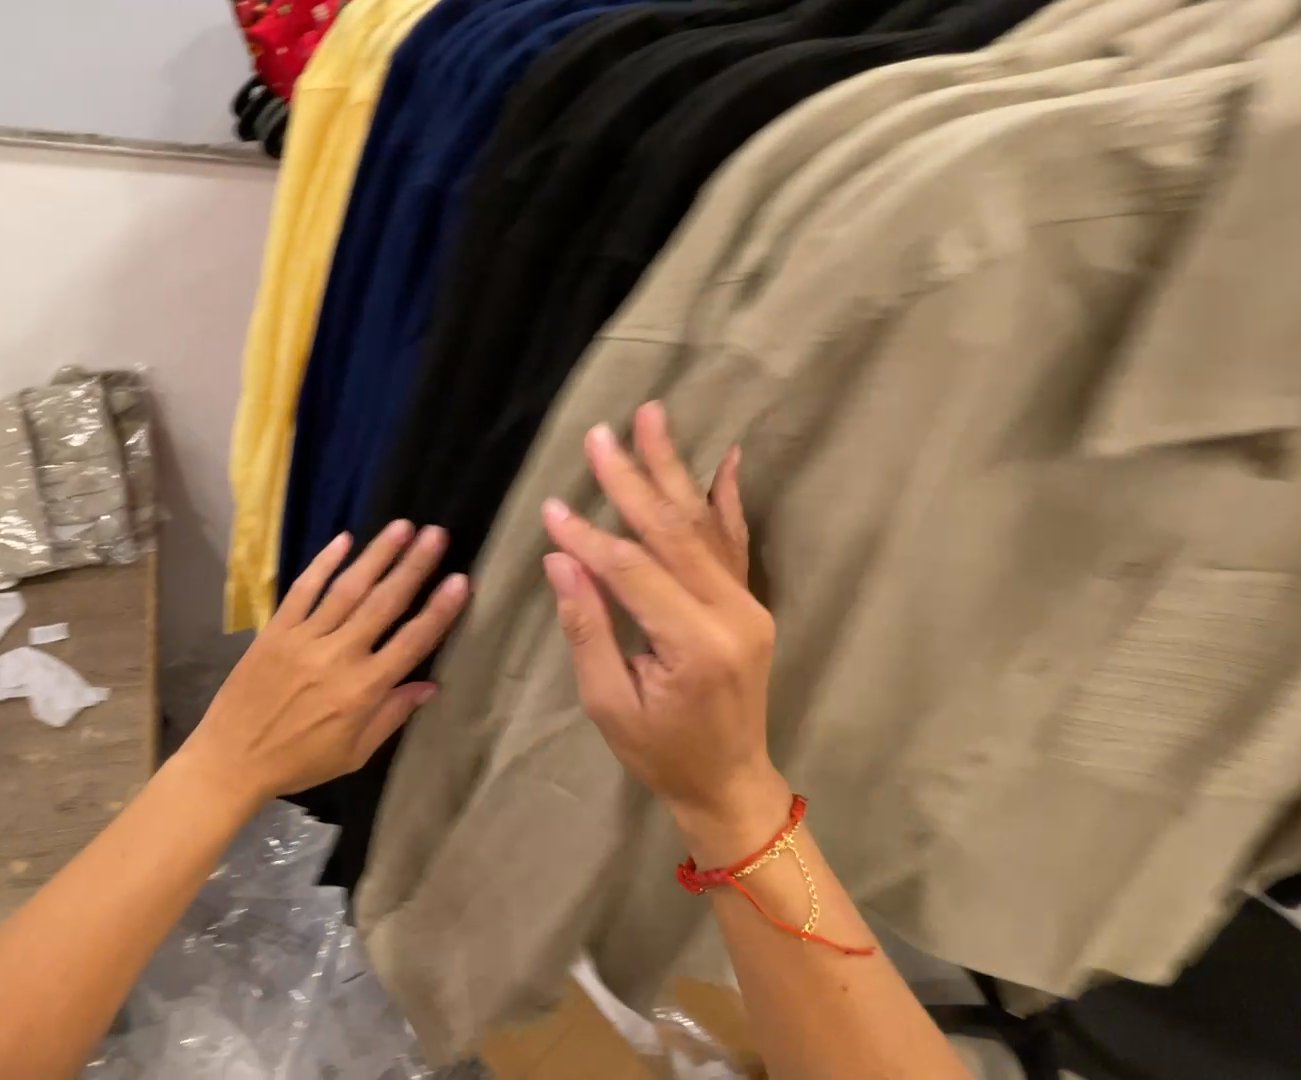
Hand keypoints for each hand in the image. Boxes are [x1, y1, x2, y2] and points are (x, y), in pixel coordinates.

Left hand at [180, 521, 469, 809]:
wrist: (232, 759)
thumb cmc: (299, 761)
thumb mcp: (354, 754)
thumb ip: (392, 715)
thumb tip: (430, 686)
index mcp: (362, 690)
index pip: (411, 642)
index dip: (439, 610)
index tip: (461, 579)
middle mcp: (337, 656)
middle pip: (384, 604)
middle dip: (414, 566)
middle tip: (436, 534)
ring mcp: (304, 638)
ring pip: (348, 589)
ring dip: (377, 555)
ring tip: (402, 526)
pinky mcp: (276, 630)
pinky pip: (303, 590)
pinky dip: (323, 563)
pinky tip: (344, 539)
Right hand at [541, 402, 789, 864]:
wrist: (730, 781)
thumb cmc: (660, 751)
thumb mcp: (608, 703)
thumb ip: (587, 627)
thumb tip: (560, 561)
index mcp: (694, 646)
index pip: (632, 571)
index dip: (588, 538)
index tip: (551, 508)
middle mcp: (731, 614)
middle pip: (673, 532)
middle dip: (631, 480)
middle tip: (600, 434)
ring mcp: (747, 604)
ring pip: (703, 525)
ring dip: (672, 469)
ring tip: (652, 417)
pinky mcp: (749, 603)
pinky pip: (733, 542)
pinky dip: (726, 499)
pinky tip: (724, 460)